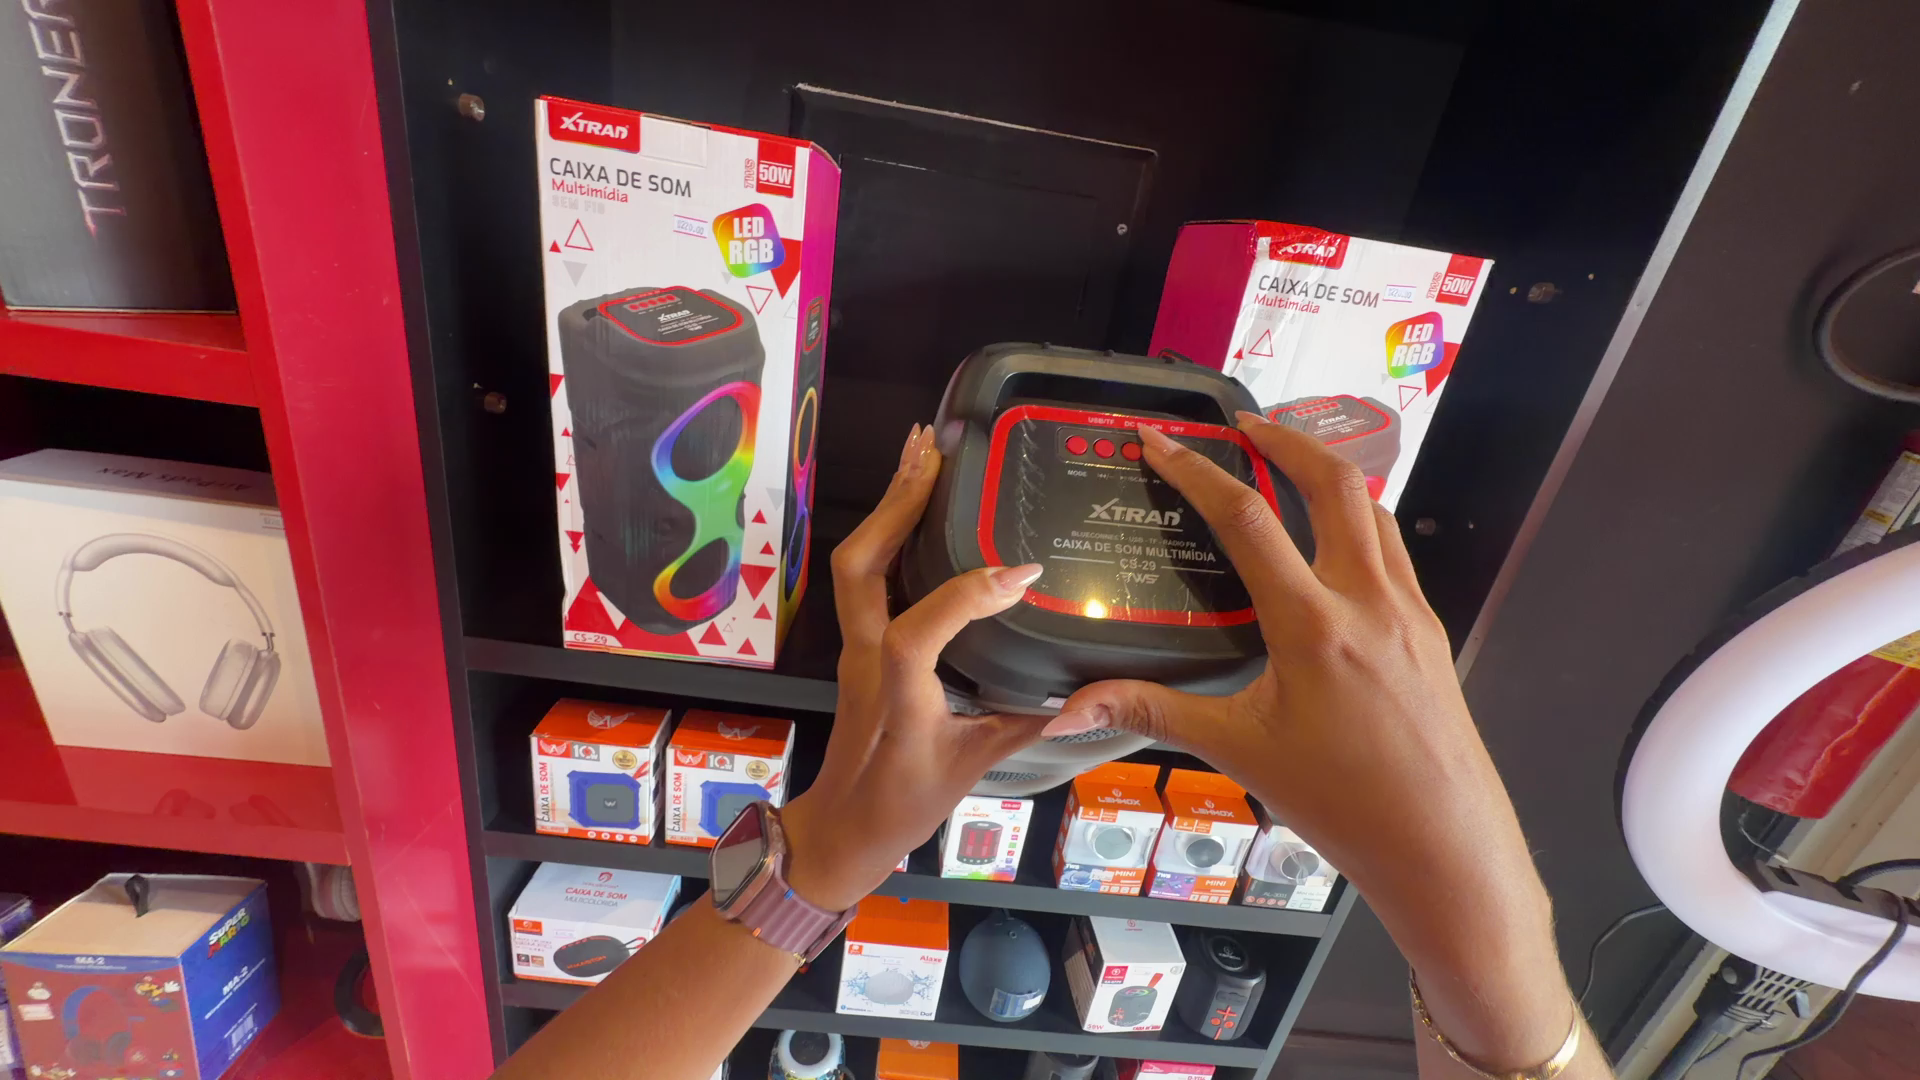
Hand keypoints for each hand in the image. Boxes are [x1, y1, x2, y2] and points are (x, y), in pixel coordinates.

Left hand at [779, 424, 1065, 910]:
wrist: (840, 825)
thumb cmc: (903, 804)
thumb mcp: (973, 766)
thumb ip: (1026, 723)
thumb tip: (1083, 693)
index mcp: (897, 694)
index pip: (921, 630)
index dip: (971, 594)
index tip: (1025, 573)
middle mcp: (867, 657)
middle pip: (861, 565)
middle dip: (897, 500)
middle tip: (933, 448)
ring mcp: (856, 644)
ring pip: (856, 562)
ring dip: (888, 504)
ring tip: (921, 454)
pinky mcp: (859, 641)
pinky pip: (865, 574)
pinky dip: (888, 529)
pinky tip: (914, 505)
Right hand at [1057, 412, 1531, 902]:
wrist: (1450, 853)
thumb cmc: (1342, 801)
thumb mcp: (1237, 750)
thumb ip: (1150, 712)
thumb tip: (1069, 712)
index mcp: (1313, 623)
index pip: (1247, 520)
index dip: (1196, 472)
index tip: (1160, 441)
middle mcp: (1368, 599)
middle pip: (1336, 484)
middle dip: (1286, 439)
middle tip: (1241, 423)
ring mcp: (1409, 611)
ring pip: (1375, 510)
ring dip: (1328, 471)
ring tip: (1284, 462)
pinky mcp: (1429, 630)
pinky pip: (1391, 548)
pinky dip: (1357, 517)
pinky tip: (1329, 540)